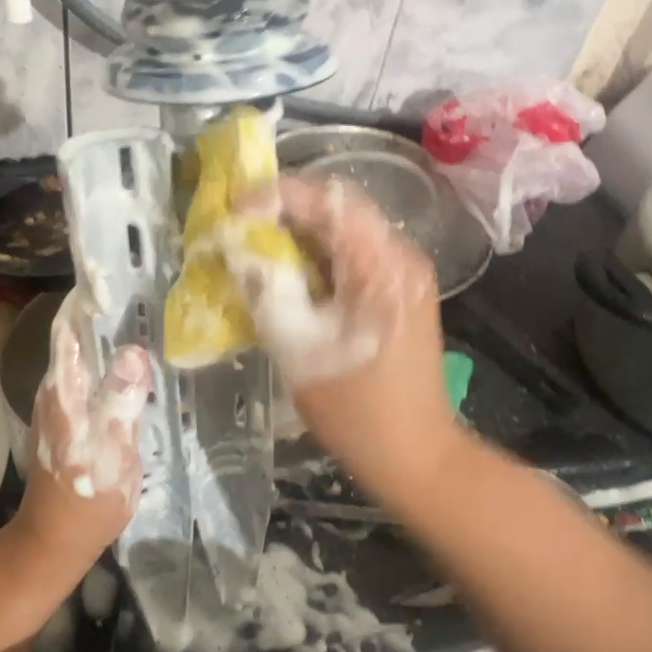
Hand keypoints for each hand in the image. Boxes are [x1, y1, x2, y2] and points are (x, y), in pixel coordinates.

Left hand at [9, 301, 151, 571]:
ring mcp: (59, 407)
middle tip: (150, 297)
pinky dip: (110, 369)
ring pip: (84, 360)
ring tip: (150, 327)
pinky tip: (138, 374)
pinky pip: (89, 381)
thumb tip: (133, 350)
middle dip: (107, 315)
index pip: (69, 327)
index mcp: (63, 388)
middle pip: (77, 338)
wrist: (54, 541)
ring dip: (110, 342)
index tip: (119, 275)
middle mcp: (55, 390)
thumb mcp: (114, 449)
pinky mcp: (68, 423)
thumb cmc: (86, 496)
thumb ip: (122, 399)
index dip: (88, 298)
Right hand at [226, 176, 461, 497]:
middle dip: (284, 213)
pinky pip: (353, 259)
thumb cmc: (356, 409)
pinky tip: (286, 277)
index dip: (277, 194)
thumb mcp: (297, 347)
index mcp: (381, 264)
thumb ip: (264, 289)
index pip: (330, 200)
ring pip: (345, 234)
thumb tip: (236, 249)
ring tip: (253, 247)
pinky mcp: (399, 296)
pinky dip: (316, 259)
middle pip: (339, 211)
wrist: (417, 456)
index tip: (233, 208)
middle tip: (237, 225)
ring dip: (298, 235)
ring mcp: (405, 276)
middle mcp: (400, 258)